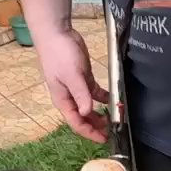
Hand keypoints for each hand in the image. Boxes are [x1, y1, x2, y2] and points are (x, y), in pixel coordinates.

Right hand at [33, 26, 105, 143]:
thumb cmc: (59, 54)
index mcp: (64, 101)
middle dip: (96, 127)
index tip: (104, 139)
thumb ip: (81, 95)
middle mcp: (70, 98)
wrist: (56, 31)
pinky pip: (95, 94)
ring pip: (90, 108)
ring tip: (113, 119)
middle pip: (84, 119)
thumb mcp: (72, 76)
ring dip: (101, 115)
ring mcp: (77, 89)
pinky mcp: (84, 79)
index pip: (77, 124)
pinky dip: (104, 99)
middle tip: (112, 131)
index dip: (90, 133)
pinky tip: (113, 102)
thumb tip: (88, 113)